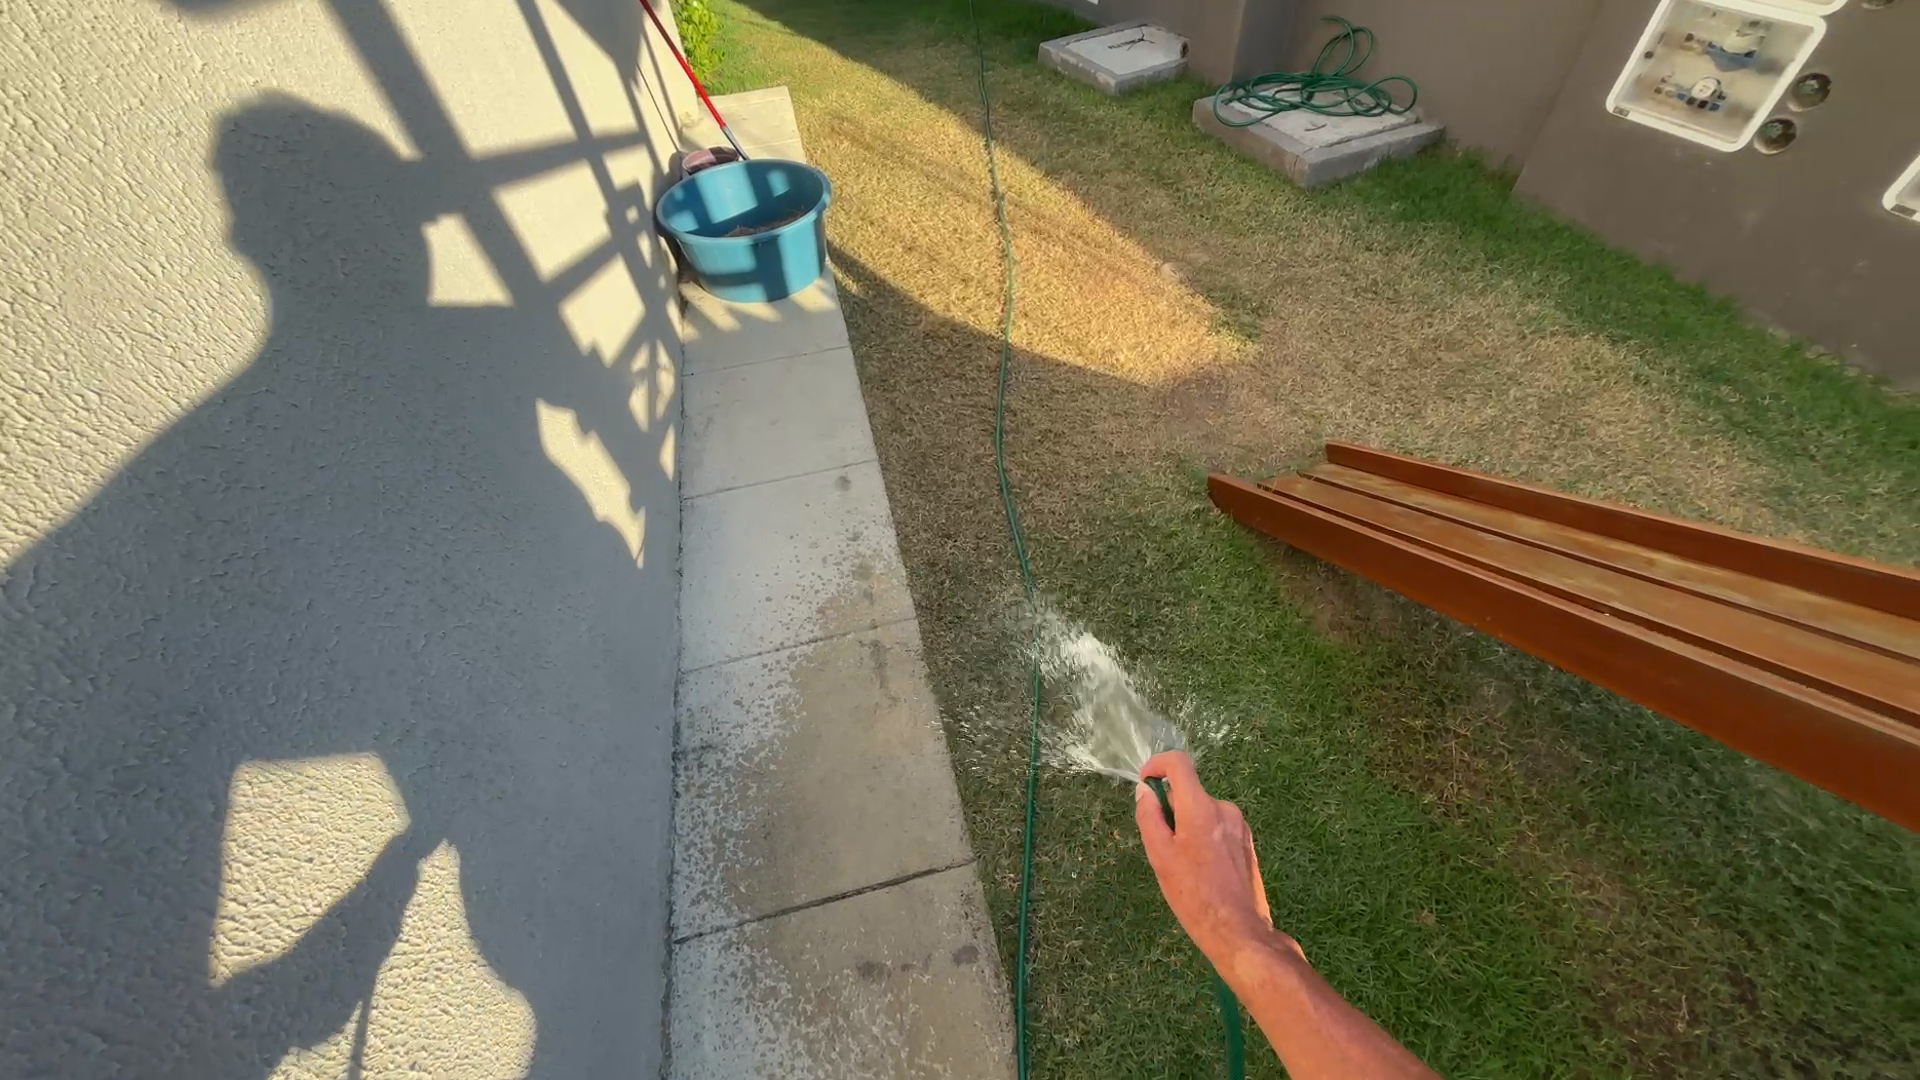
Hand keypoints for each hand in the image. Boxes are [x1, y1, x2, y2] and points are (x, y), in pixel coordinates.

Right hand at [1135, 751, 1280, 960]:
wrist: (1240, 933)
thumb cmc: (1193, 895)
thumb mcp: (1160, 856)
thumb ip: (1149, 816)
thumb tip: (1145, 791)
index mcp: (1200, 807)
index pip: (1179, 763)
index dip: (1157, 765)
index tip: (1145, 784)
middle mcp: (1224, 808)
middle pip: (1188, 793)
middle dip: (1170, 810)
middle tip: (1163, 846)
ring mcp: (1240, 826)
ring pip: (1202, 812)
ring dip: (1187, 826)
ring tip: (1184, 866)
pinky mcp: (1248, 843)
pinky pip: (1218, 827)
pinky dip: (1204, 838)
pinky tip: (1203, 873)